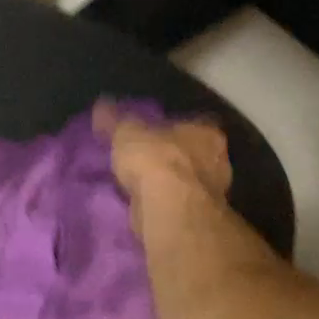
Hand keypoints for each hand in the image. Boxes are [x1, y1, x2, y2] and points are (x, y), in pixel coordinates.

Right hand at [91, 98, 232, 240]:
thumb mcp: (126, 133)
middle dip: (171, 156)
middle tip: (144, 160)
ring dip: (170, 183)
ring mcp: (213, 188)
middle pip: (192, 152)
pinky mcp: (200, 214)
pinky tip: (146, 205)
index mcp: (206, 130)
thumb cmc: (155, 161)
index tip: (151, 133)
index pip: (192, 122)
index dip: (170, 127)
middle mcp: (217, 157)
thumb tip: (101, 104)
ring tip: (141, 186)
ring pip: (188, 179)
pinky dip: (166, 203)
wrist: (170, 208)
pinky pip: (180, 202)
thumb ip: (115, 120)